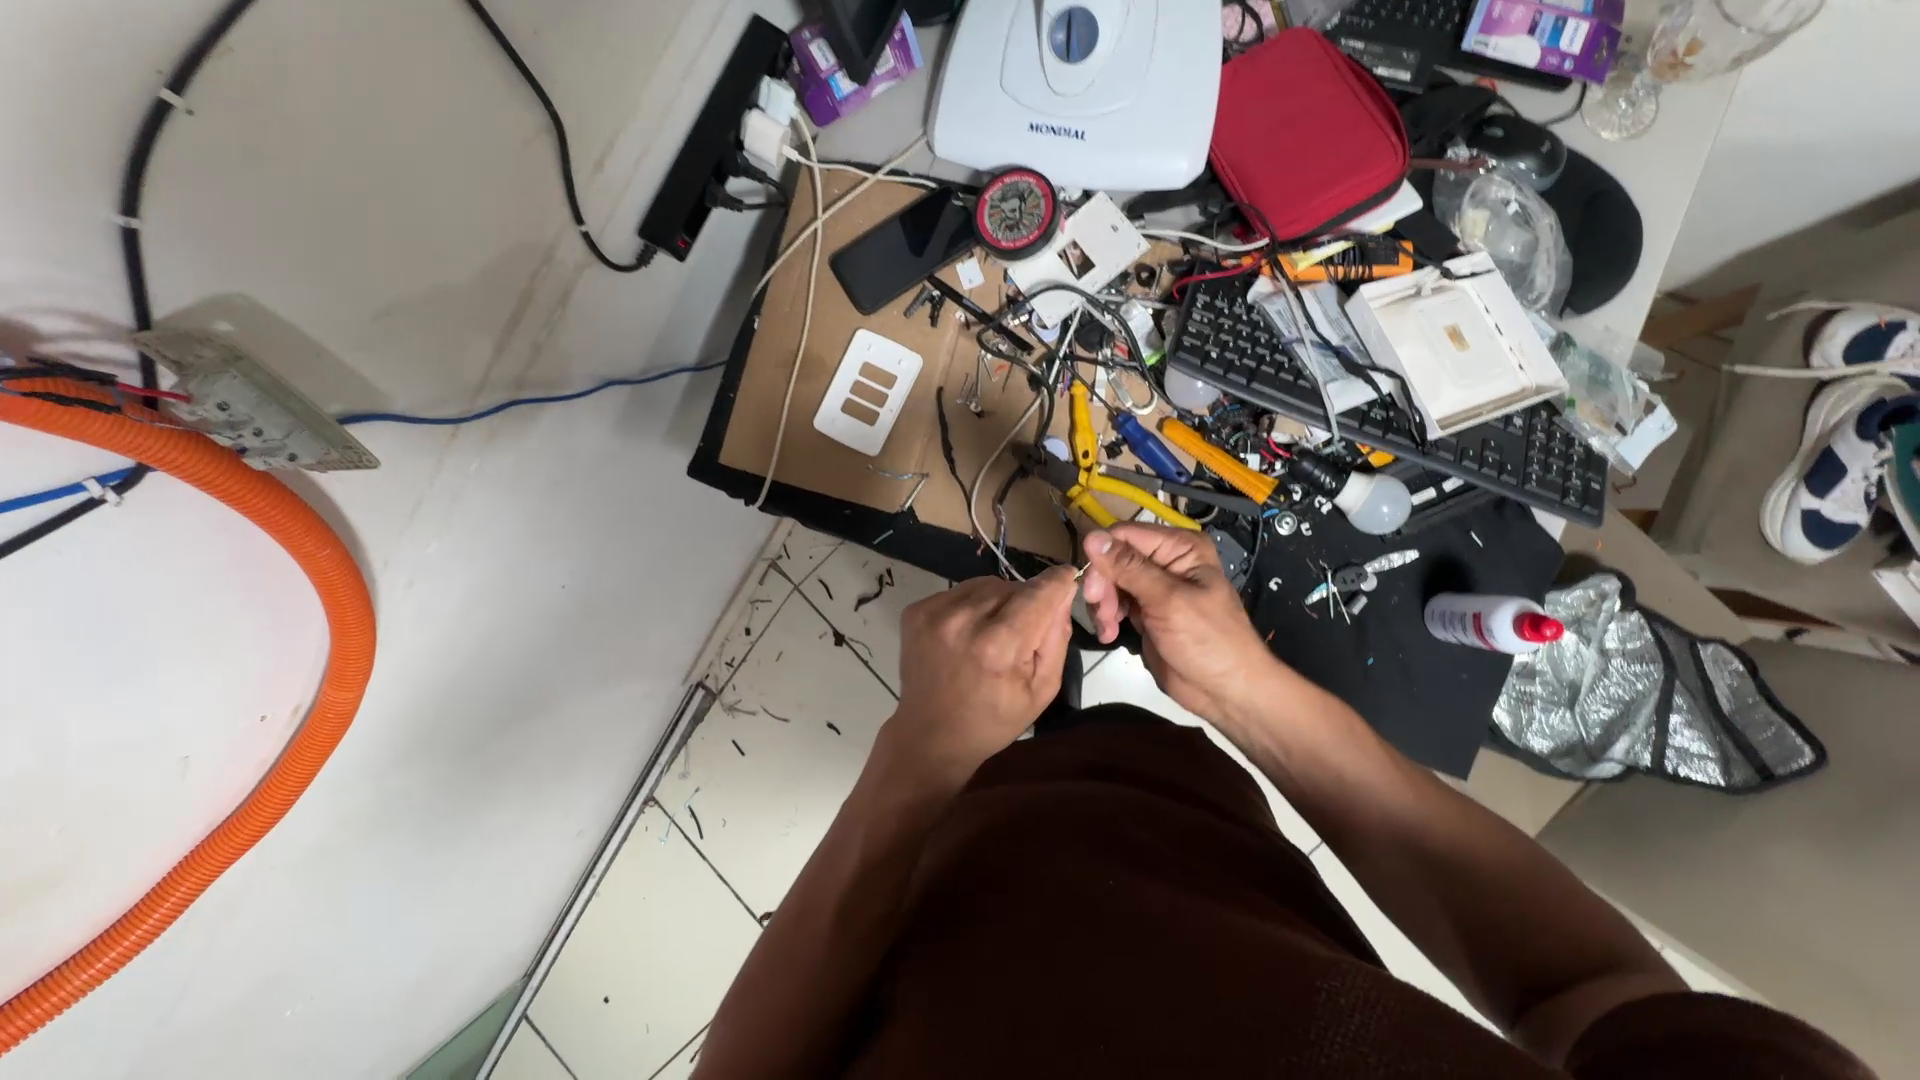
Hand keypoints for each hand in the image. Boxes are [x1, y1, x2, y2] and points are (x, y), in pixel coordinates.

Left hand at [885, 566, 1078, 779]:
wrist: (930, 735)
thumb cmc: (993, 719)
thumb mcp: (1042, 689)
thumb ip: (1057, 637)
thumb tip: (1063, 591)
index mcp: (998, 646)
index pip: (1038, 592)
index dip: (1058, 582)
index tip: (1068, 577)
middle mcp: (963, 621)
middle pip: (1013, 587)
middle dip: (1025, 603)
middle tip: (1021, 634)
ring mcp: (934, 613)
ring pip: (986, 585)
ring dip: (997, 602)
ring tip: (992, 635)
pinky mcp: (916, 610)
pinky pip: (960, 592)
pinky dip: (971, 606)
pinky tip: (967, 635)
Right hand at [1079, 524, 1281, 726]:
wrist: (1226, 691)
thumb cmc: (1208, 641)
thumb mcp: (1168, 601)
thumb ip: (1129, 568)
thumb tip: (1092, 536)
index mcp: (1180, 547)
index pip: (1124, 535)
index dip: (1102, 558)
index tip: (1093, 591)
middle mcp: (1166, 560)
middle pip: (1112, 558)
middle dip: (1102, 585)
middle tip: (1102, 613)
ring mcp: (1154, 586)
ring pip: (1109, 581)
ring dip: (1102, 604)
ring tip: (1108, 629)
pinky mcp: (1146, 611)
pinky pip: (1114, 602)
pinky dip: (1107, 617)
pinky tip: (1111, 634)